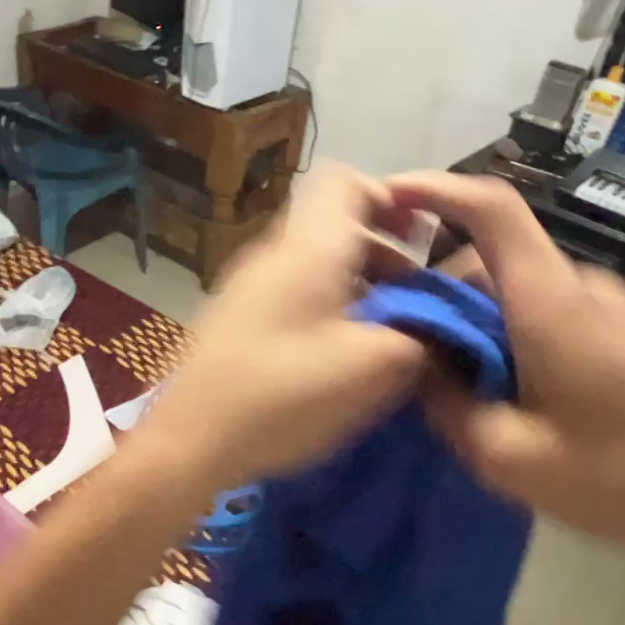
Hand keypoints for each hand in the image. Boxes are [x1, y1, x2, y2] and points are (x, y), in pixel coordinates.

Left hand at [134, 163, 429, 491]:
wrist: (187, 443)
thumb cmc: (282, 396)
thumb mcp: (372, 369)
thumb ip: (419, 336)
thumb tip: (436, 326)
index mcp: (308, 248)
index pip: (346, 181)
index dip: (391, 198)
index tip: (421, 242)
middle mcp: (272, 255)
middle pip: (334, 226)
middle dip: (383, 254)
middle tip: (414, 300)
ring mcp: (246, 289)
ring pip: (313, 265)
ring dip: (357, 288)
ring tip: (384, 335)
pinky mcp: (234, 322)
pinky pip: (291, 298)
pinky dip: (325, 313)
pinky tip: (339, 360)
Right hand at [387, 172, 624, 570]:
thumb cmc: (622, 478)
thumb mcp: (509, 458)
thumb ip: (447, 405)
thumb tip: (416, 367)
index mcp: (551, 302)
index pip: (492, 210)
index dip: (435, 190)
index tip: (387, 198)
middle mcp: (581, 287)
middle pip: (491, 260)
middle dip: (439, 297)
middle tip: (408, 356)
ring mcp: (609, 307)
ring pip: (516, 290)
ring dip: (474, 324)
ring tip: (456, 388)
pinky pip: (546, 313)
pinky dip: (507, 336)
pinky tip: (506, 394)